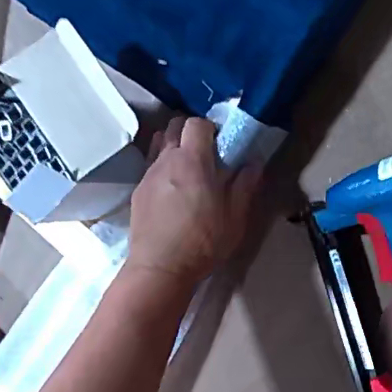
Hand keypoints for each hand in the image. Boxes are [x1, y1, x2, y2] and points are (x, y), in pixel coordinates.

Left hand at [124, 117, 262, 287]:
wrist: (160, 268)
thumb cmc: (202, 242)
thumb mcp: (235, 217)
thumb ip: (245, 185)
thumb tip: (253, 163)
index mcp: (192, 160)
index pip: (196, 123)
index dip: (209, 127)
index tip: (220, 142)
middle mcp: (166, 160)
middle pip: (173, 126)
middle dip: (189, 131)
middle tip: (205, 151)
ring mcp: (148, 175)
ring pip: (159, 145)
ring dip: (173, 147)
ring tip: (187, 169)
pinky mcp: (138, 192)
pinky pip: (151, 167)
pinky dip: (162, 168)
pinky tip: (171, 191)